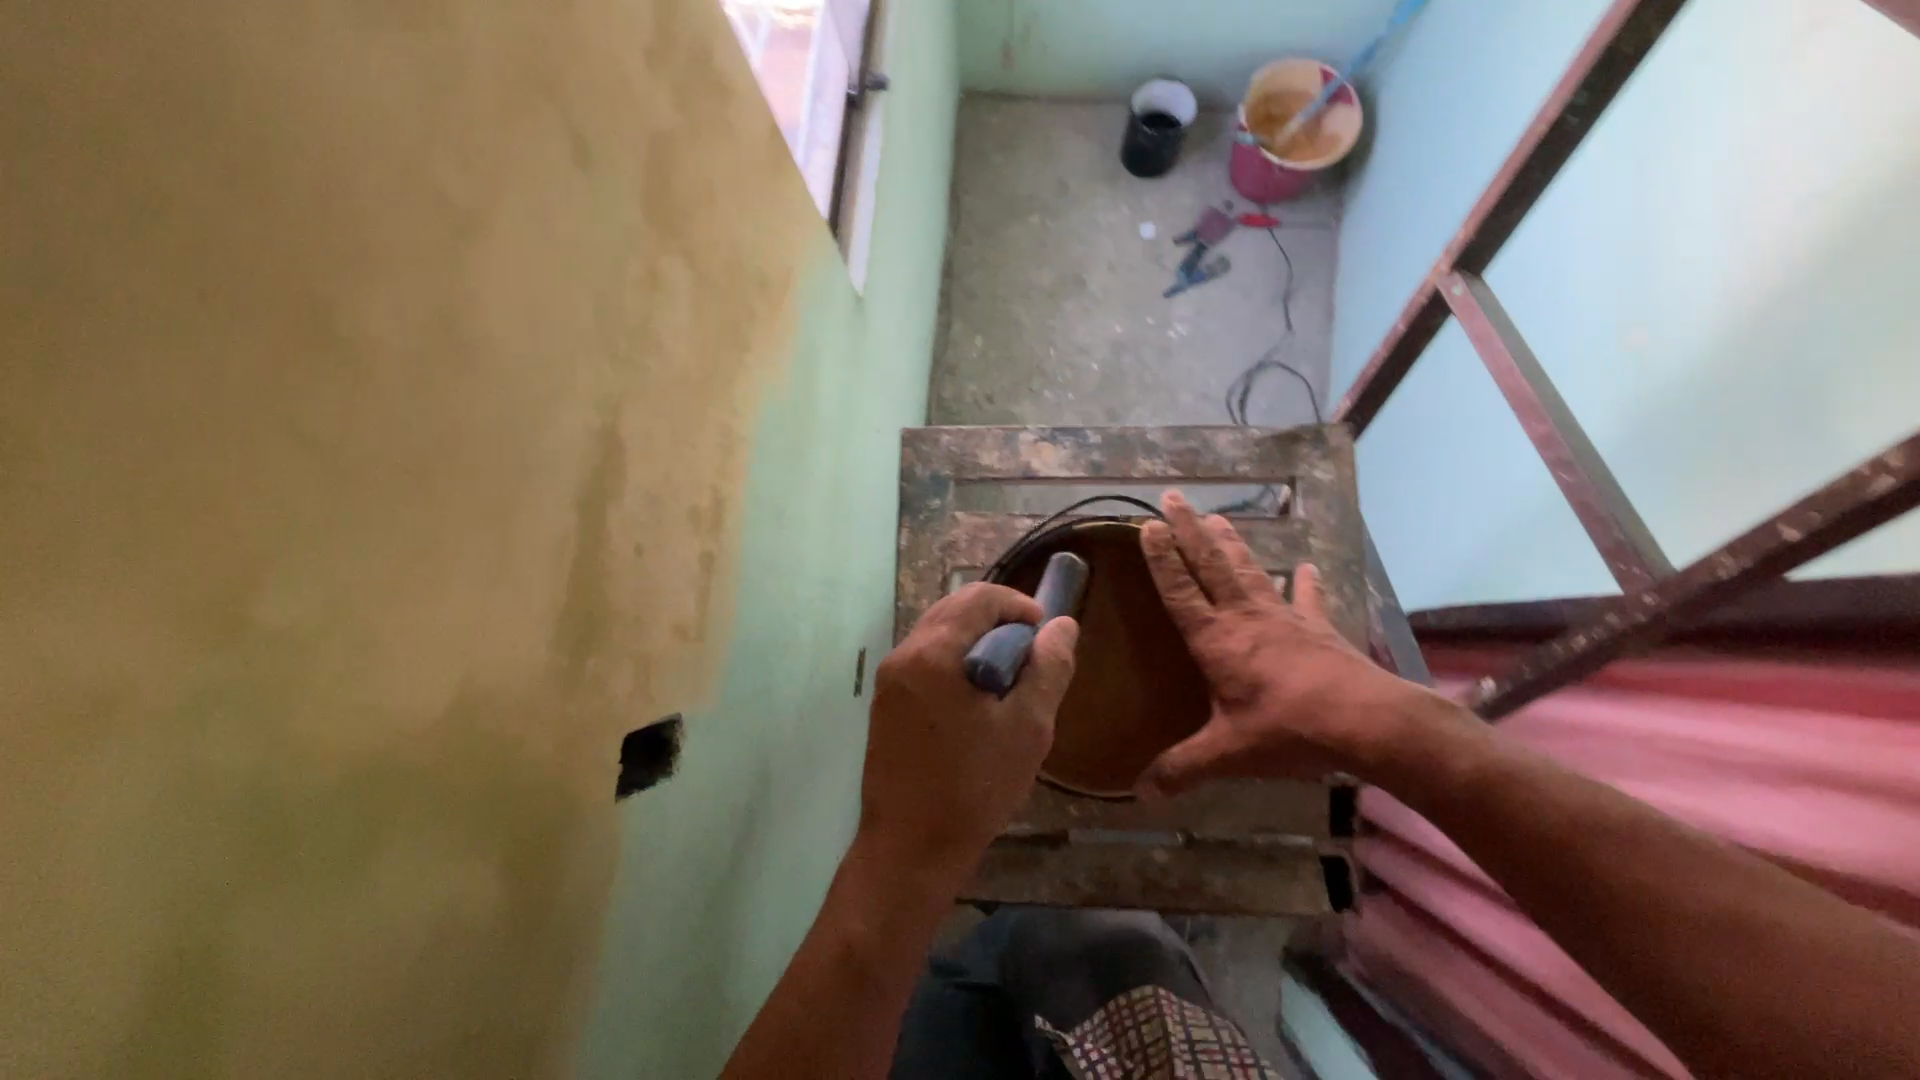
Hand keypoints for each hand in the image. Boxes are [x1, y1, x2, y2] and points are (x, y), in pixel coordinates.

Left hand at [857, 583, 1078, 883]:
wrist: (910, 850)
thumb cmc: (973, 788)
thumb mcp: (1028, 728)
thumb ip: (1048, 668)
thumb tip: (1062, 626)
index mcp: (933, 654)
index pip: (980, 597)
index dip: (1020, 606)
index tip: (1045, 638)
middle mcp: (903, 656)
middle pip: (955, 610)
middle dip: (998, 624)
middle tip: (1030, 664)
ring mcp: (890, 681)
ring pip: (940, 636)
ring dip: (977, 645)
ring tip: (1008, 689)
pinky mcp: (886, 706)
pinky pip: (926, 664)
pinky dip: (956, 666)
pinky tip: (977, 708)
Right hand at [1135, 490, 1442, 797]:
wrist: (1366, 722)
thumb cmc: (1288, 730)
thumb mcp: (1228, 753)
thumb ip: (1182, 768)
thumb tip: (1139, 794)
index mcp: (1216, 640)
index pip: (1180, 590)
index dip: (1161, 558)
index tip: (1148, 524)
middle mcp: (1245, 617)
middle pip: (1210, 564)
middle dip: (1189, 529)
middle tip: (1174, 496)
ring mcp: (1284, 618)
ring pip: (1248, 570)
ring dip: (1230, 543)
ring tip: (1217, 516)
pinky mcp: (1318, 628)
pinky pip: (1307, 598)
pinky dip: (1304, 581)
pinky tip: (1305, 565)